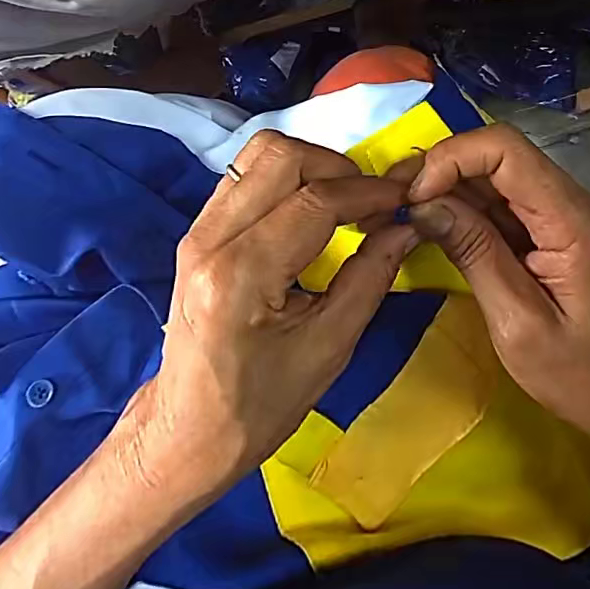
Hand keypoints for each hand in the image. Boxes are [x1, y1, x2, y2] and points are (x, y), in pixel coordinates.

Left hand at [121, 131, 417, 504]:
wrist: (182, 435)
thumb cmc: (259, 404)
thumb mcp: (330, 347)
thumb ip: (372, 275)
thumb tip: (407, 225)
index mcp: (242, 274)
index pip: (317, 200)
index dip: (370, 193)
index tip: (403, 201)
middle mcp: (211, 239)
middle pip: (283, 156)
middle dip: (340, 169)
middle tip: (369, 204)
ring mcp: (198, 230)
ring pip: (262, 153)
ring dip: (315, 166)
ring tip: (344, 203)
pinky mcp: (199, 230)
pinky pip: (250, 174)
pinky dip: (291, 176)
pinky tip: (313, 210)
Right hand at [391, 123, 589, 446]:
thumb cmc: (578, 373)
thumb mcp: (517, 322)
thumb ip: (474, 253)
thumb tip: (424, 204)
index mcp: (570, 217)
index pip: (507, 149)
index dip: (453, 158)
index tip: (412, 198)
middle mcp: (567, 200)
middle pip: (497, 154)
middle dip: (440, 168)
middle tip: (391, 202)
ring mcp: (557, 212)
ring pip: (492, 173)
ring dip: (444, 185)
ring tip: (399, 213)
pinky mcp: (545, 228)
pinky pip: (497, 200)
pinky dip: (459, 206)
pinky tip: (428, 224)